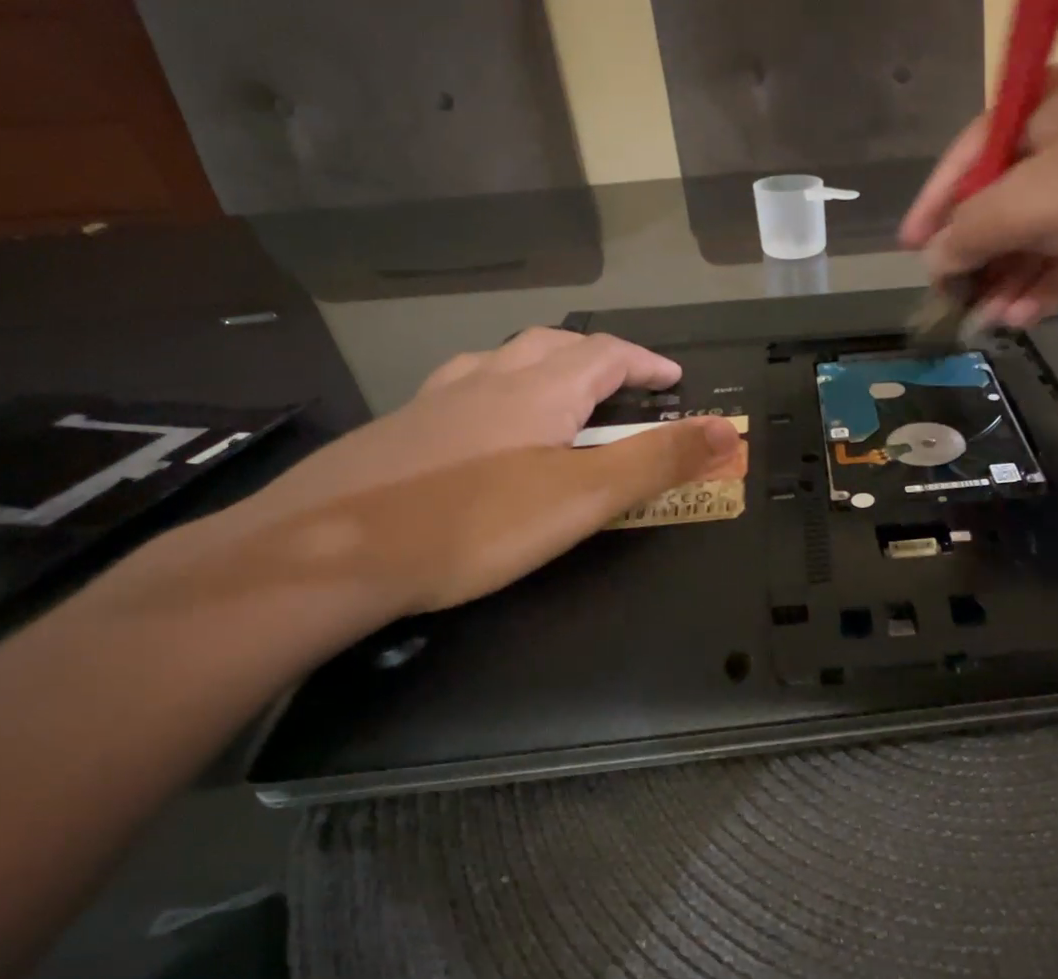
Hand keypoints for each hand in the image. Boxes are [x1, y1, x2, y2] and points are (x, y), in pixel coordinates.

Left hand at [191, 328, 741, 618]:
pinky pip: (462, 393)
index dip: (647, 362)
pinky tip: (484, 433)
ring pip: (499, 362)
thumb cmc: (472, 524)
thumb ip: (658, 462)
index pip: (605, 353)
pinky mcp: (398, 433)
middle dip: (597, 357)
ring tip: (561, 397)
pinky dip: (496, 396)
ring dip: (542, 368)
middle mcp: (484, 379)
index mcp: (537, 388)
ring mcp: (434, 402)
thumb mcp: (582, 498)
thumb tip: (730, 429)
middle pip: (551, 346)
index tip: (676, 380)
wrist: (327, 553)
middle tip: (625, 385)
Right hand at [898, 64, 1057, 326]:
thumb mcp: (1029, 204)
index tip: (907, 253)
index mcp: (1039, 106)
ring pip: (1039, 232)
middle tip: (954, 303)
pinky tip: (1027, 316)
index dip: (933, 206)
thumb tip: (932, 259)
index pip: (966, 156)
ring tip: (990, 323)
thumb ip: (969, 231)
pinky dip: (1049, 281)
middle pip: (1002, 199)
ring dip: (1010, 279)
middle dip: (976, 256)